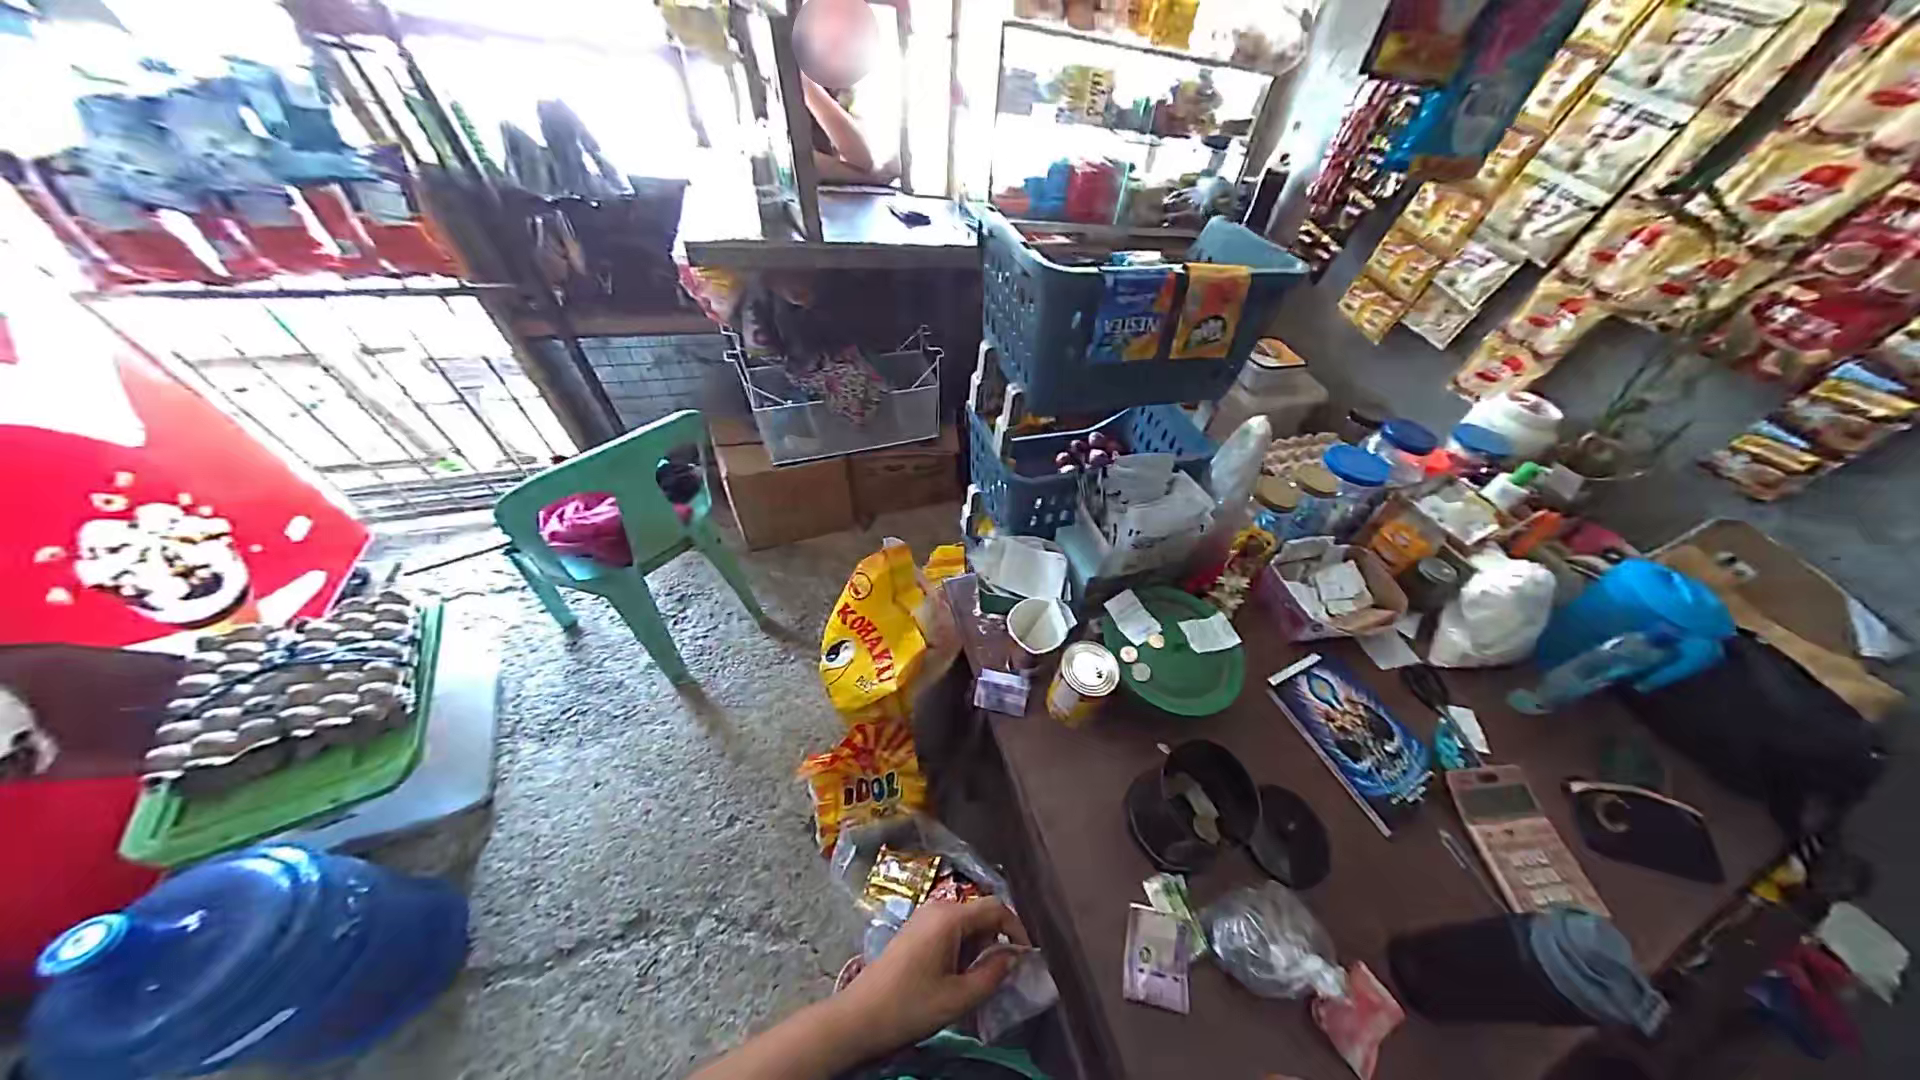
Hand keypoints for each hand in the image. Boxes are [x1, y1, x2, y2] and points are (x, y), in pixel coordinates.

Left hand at [834, 897, 1031, 1054]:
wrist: (859, 1017)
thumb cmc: (910, 1006)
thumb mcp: (958, 998)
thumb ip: (992, 974)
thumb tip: (1013, 957)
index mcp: (950, 917)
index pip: (995, 907)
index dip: (1016, 929)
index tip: (1027, 957)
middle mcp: (937, 908)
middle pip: (980, 913)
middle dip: (995, 940)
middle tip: (1000, 975)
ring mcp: (923, 917)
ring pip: (965, 923)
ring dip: (978, 947)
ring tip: (976, 981)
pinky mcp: (915, 930)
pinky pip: (949, 930)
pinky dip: (961, 948)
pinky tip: (955, 977)